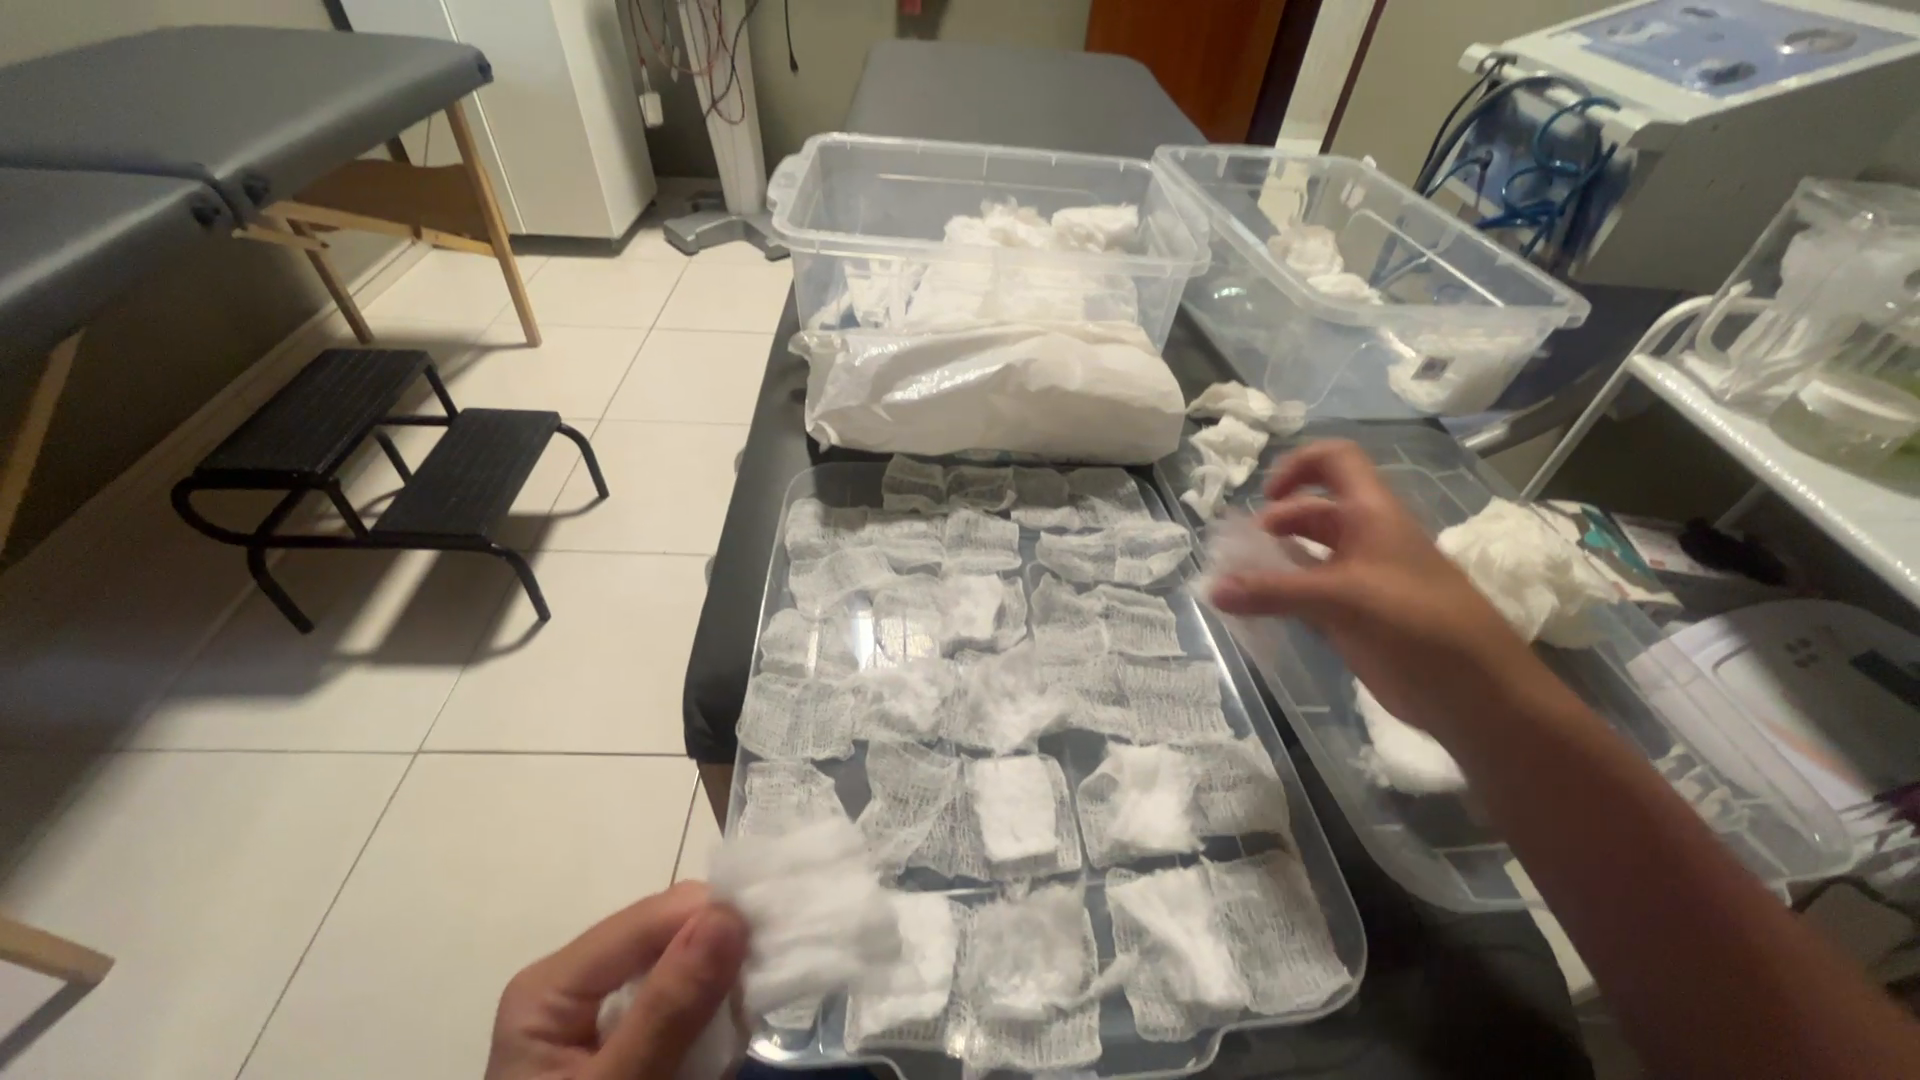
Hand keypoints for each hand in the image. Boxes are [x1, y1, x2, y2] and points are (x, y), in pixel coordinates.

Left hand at [486, 882, 749, 1079]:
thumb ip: (668, 1008)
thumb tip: (729, 913)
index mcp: (551, 985)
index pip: (653, 916)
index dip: (716, 917)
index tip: (774, 946)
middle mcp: (574, 982)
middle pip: (668, 934)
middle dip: (719, 956)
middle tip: (758, 998)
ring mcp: (599, 1011)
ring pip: (683, 964)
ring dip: (721, 990)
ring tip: (739, 1029)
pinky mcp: (625, 1037)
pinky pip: (683, 1001)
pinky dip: (711, 1018)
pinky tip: (719, 1048)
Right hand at [1208, 439, 1547, 741]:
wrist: (1473, 690)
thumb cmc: (1418, 624)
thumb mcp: (1343, 599)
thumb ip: (1274, 592)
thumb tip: (1212, 589)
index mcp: (1372, 515)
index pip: (1335, 461)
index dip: (1297, 467)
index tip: (1266, 499)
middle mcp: (1364, 539)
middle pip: (1311, 511)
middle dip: (1273, 523)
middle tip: (1240, 552)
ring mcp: (1358, 579)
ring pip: (1306, 556)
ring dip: (1271, 563)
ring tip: (1236, 582)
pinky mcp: (1353, 617)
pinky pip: (1306, 595)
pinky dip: (1279, 598)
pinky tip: (1255, 613)